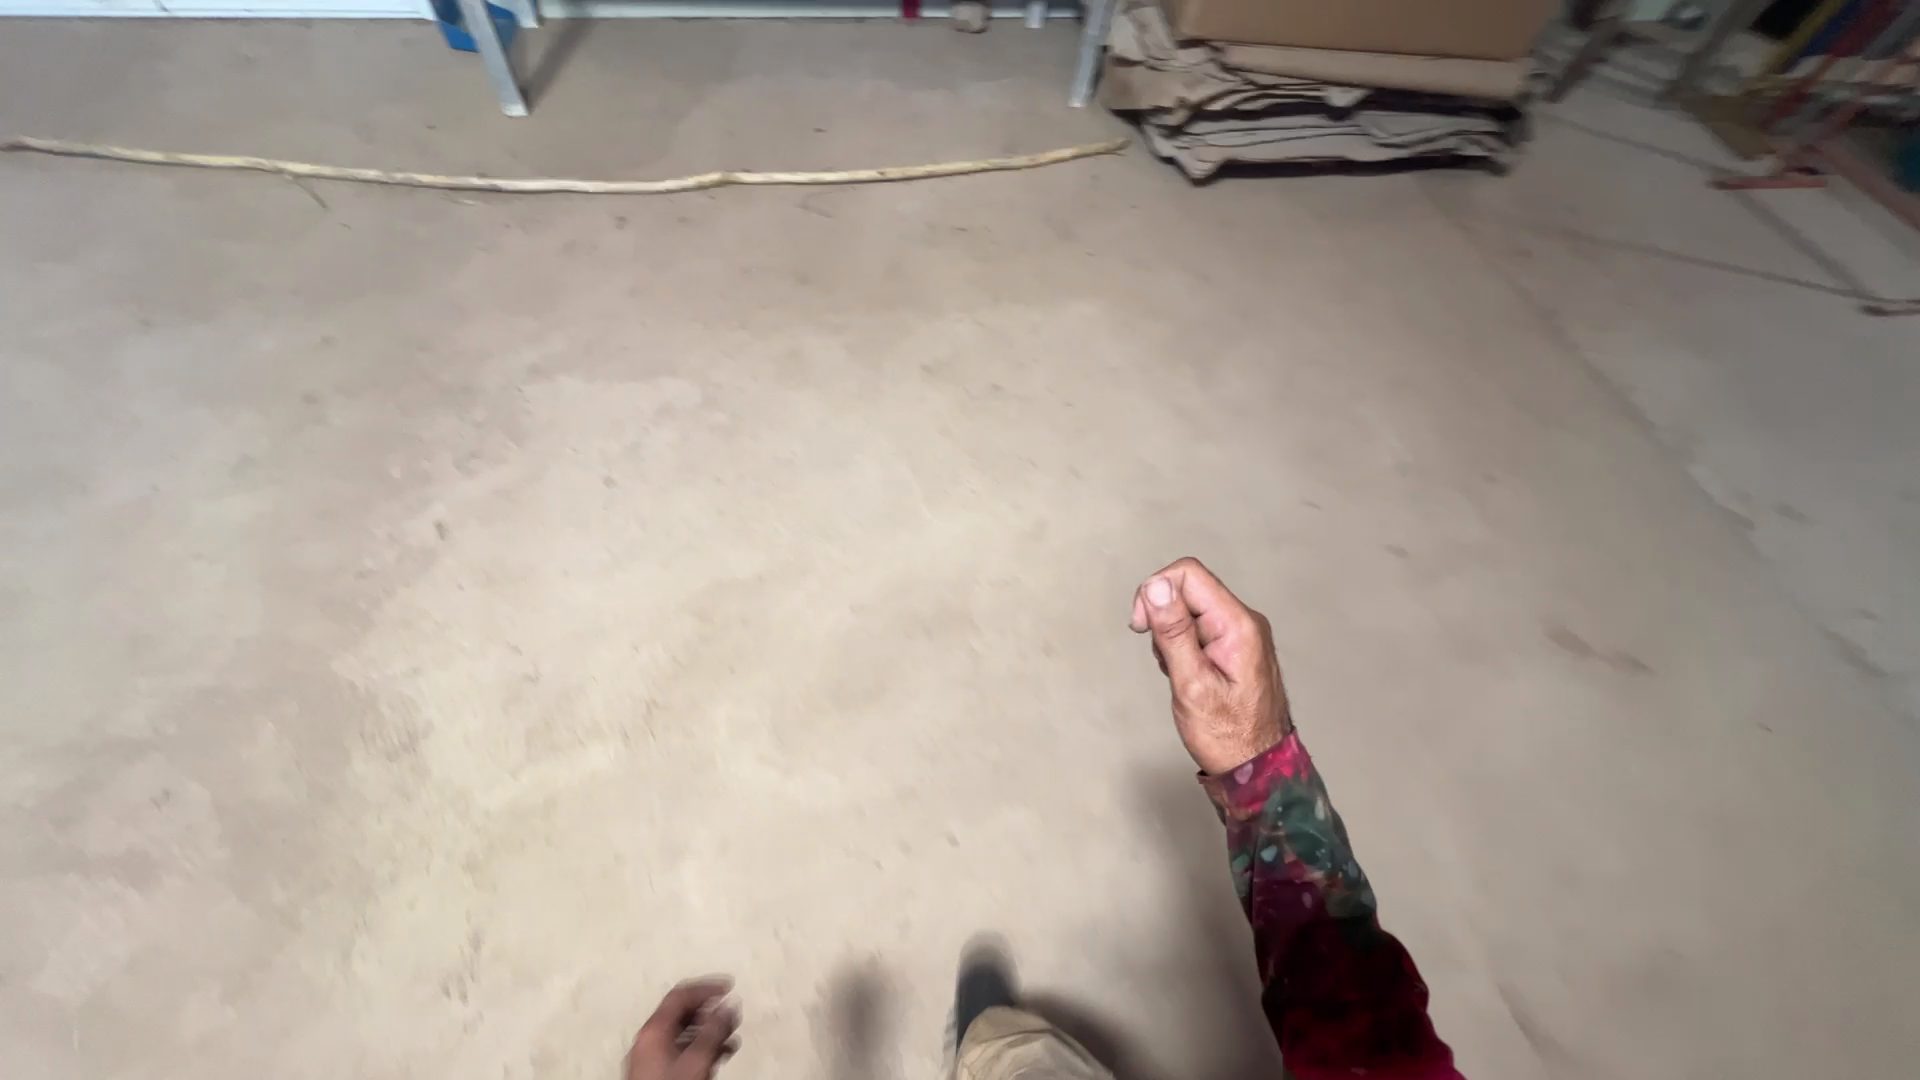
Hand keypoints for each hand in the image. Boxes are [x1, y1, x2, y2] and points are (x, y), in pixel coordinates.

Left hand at [627, 978, 740, 1079]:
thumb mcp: (697, 1058)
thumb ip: (715, 1029)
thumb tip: (728, 1005)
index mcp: (654, 1030)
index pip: (682, 994)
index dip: (707, 986)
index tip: (728, 987)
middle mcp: (648, 1040)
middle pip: (682, 1012)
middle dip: (710, 1010)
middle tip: (730, 1012)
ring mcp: (649, 1058)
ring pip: (683, 1032)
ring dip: (708, 1031)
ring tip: (729, 1036)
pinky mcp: (654, 1074)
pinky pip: (680, 1050)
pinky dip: (700, 1047)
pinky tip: (718, 1055)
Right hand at [1130, 558, 1290, 774]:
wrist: (1258, 769)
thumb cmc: (1227, 735)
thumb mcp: (1192, 685)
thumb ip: (1173, 633)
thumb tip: (1155, 586)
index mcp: (1237, 624)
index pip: (1188, 574)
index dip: (1154, 590)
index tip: (1141, 626)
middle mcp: (1243, 620)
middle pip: (1187, 588)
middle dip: (1161, 616)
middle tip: (1162, 658)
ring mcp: (1240, 632)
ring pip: (1188, 608)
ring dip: (1170, 634)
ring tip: (1178, 672)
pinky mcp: (1233, 645)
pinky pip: (1197, 626)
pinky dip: (1181, 645)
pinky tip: (1186, 673)